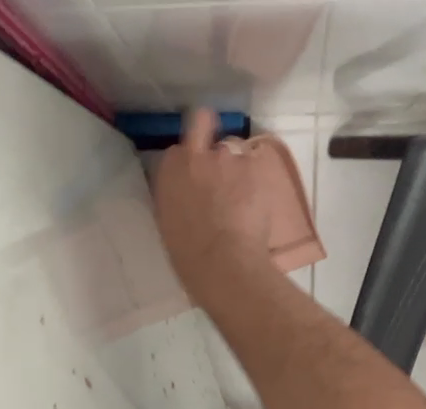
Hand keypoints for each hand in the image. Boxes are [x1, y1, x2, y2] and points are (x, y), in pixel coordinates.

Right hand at [153, 108, 274, 304]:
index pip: (178, 149)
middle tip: (221, 171)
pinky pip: (256, 162)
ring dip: (236, 164)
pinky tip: (256, 199)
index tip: (195, 175)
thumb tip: (187, 190)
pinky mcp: (253, 165)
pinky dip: (257, 177)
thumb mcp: (168, 221)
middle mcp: (195, 154)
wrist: (222, 263)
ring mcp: (226, 156)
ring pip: (234, 148)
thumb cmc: (189, 255)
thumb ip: (176, 195)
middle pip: (205, 128)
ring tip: (242, 193)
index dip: (189, 159)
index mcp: (169, 170)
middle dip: (212, 143)